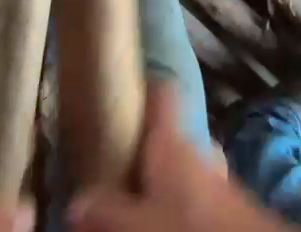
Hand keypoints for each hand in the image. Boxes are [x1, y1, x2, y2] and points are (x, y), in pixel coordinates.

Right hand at [67, 87, 293, 231]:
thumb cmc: (190, 222)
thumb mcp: (139, 220)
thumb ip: (107, 209)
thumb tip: (75, 201)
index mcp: (173, 140)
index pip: (162, 91)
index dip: (143, 83)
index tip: (120, 84)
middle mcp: (197, 146)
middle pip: (165, 133)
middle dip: (141, 147)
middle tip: (111, 161)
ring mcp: (214, 171)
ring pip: (179, 164)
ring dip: (159, 177)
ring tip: (131, 194)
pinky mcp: (225, 197)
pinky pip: (191, 188)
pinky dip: (175, 197)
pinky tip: (160, 214)